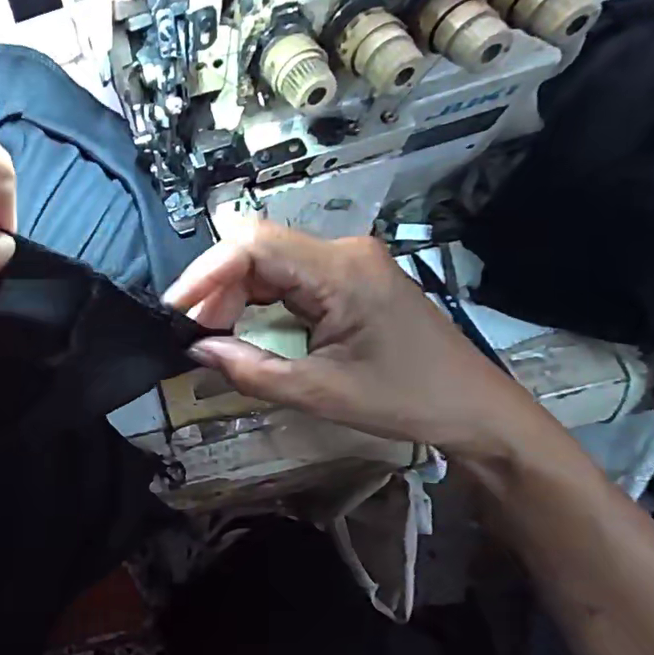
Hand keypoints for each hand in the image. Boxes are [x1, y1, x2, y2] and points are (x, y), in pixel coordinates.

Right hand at [162, 220, 543, 459]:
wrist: (477, 408)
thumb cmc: (406, 400)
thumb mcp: (319, 392)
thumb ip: (250, 370)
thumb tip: (195, 350)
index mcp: (341, 271)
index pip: (253, 246)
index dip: (205, 272)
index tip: (176, 309)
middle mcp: (343, 252)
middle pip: (257, 250)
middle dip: (217, 289)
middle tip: (194, 334)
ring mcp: (348, 261)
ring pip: (268, 262)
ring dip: (234, 296)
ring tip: (213, 336)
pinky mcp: (348, 277)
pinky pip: (288, 277)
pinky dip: (257, 301)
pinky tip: (243, 328)